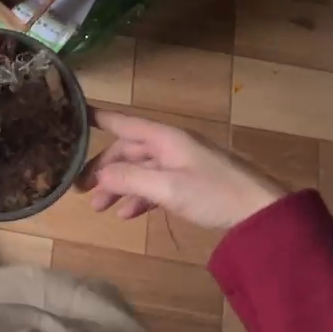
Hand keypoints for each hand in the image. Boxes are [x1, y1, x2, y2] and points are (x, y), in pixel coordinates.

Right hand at [78, 110, 285, 229]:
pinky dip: (139, 196)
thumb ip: (130, 178)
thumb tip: (98, 175)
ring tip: (101, 208)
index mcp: (163, 136)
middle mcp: (169, 143)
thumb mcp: (167, 187)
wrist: (264, 213)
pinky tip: (128, 214)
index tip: (69, 117)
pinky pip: (155, 183)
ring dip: (119, 185)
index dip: (95, 118)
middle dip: (104, 169)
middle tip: (82, 191)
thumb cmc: (214, 193)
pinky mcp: (190, 182)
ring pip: (139, 169)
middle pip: (127, 150)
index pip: (120, 121)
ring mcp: (180, 162)